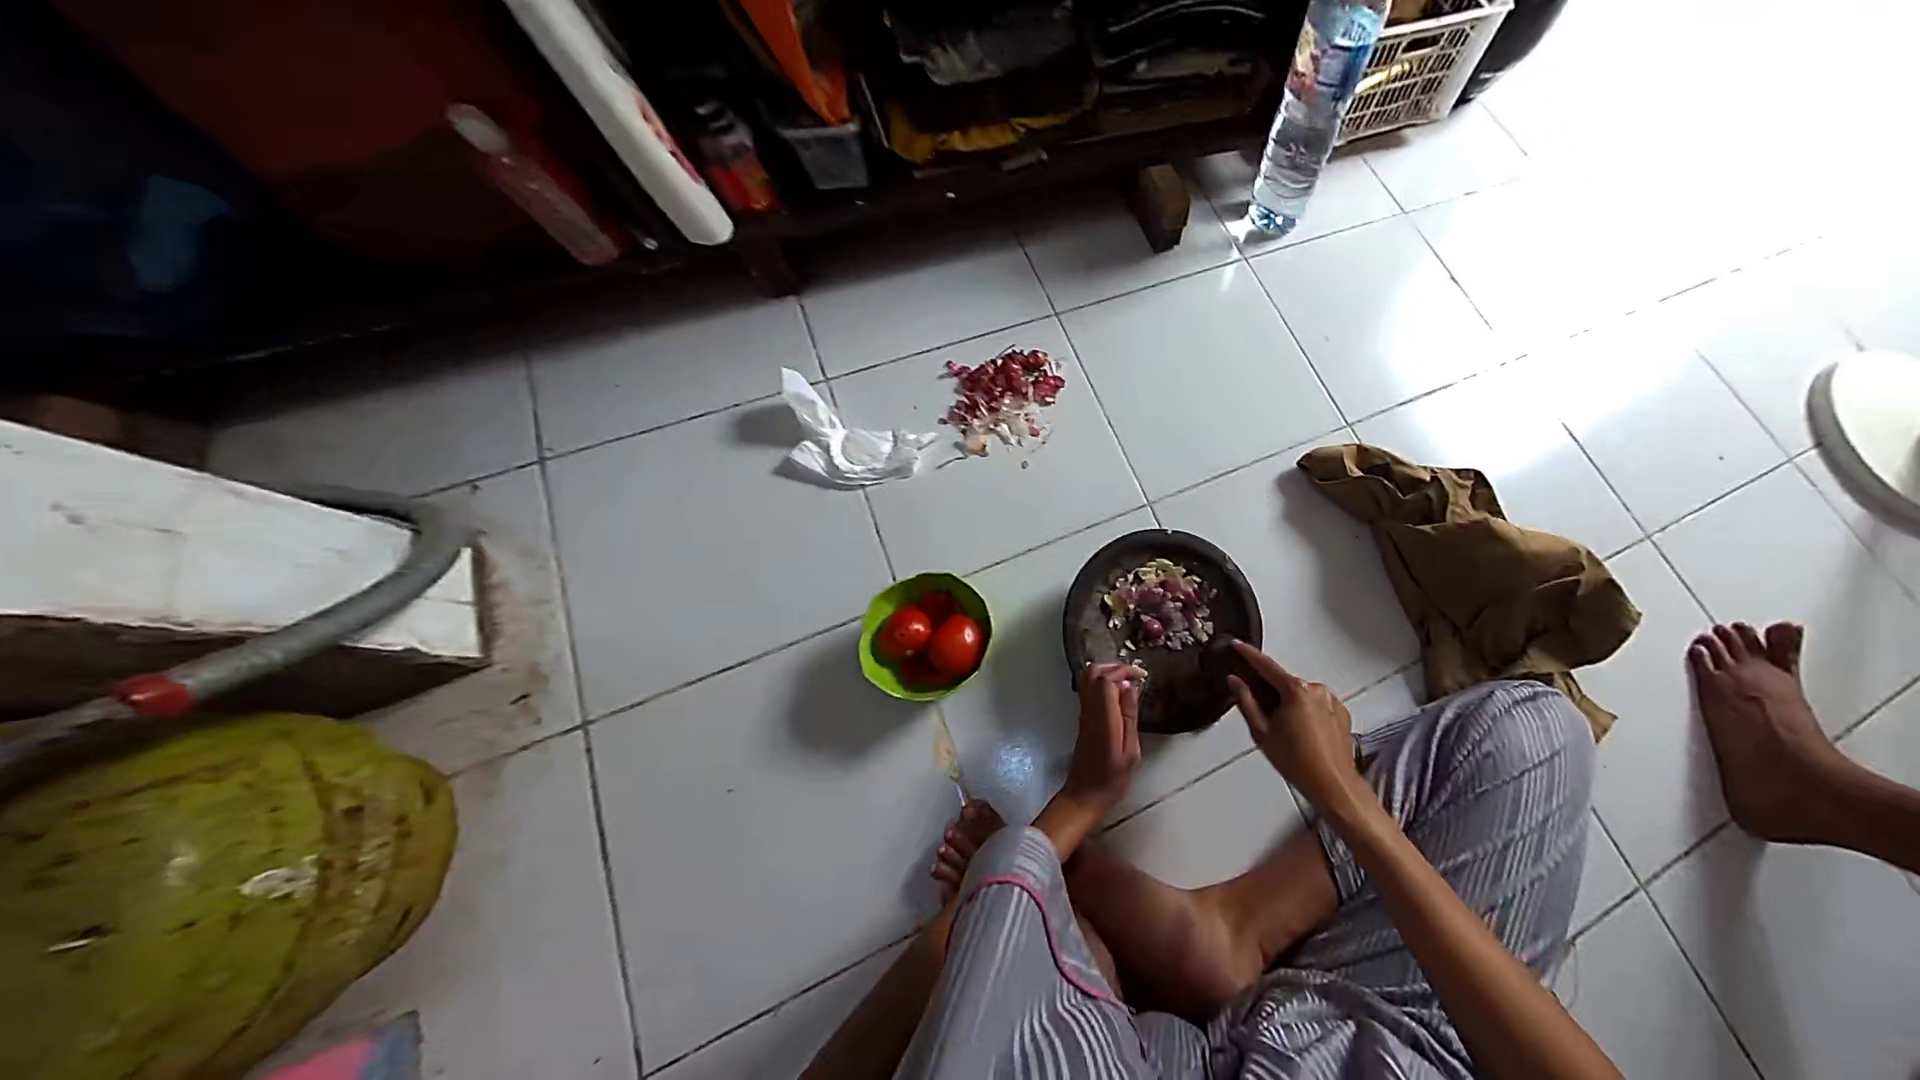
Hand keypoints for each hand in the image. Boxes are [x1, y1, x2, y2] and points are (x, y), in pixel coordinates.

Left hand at [1061, 662, 1144, 811]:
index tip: (1141, 674)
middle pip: (1092, 673)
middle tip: (1135, 674)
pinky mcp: (1083, 718)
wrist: (1085, 794)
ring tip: (1129, 680)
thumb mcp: (1131, 752)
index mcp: (1103, 719)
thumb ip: (1130, 717)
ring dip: (1107, 672)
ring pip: (1087, 679)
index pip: (1105, 680)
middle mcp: (1090, 711)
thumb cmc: (1112, 779)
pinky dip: (1103, 682)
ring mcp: (1084, 713)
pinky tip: (1119, 693)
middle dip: (1114, 666)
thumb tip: (1131, 688)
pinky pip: (1088, 690)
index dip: (1123, 670)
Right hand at [1226, 640, 1358, 803]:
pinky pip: (1316, 705)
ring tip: (1284, 732)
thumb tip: (1236, 682)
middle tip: (1261, 715)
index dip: (1248, 654)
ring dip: (1288, 704)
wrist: (1332, 785)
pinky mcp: (1341, 714)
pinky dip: (1305, 713)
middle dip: (1270, 692)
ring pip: (1300, 695)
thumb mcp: (1261, 731)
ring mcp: (1332, 702)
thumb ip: (1245, 700)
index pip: (1266, 665)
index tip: (1237, 645)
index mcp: (1296, 690)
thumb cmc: (1300, 762)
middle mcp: (1317, 691)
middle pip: (1284, 683)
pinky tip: (1301, 734)